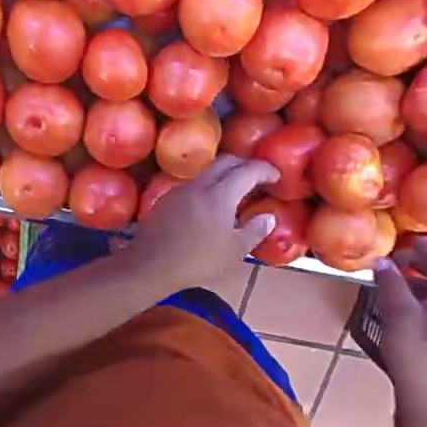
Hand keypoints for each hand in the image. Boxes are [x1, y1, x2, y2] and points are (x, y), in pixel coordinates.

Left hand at [127, 155, 280, 291]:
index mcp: (220, 195)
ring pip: (207, 172)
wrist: (150, 265)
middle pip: (225, 161)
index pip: (248, 170)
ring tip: (234, 191)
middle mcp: (199, 185)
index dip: (265, 169)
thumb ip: (254, 230)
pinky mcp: (166, 200)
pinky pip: (192, 185)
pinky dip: (207, 187)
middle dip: (244, 164)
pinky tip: (208, 205)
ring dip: (224, 174)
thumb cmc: (197, 261)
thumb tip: (268, 217)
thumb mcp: (234, 251)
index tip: (276, 176)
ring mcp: (179, 190)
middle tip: (257, 176)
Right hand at [372, 237, 426, 393]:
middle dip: (423, 259)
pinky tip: (399, 301)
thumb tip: (381, 261)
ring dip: (419, 276)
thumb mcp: (399, 317)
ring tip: (392, 277)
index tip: (403, 242)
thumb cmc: (416, 358)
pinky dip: (420, 294)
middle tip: (394, 258)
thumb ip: (391, 285)